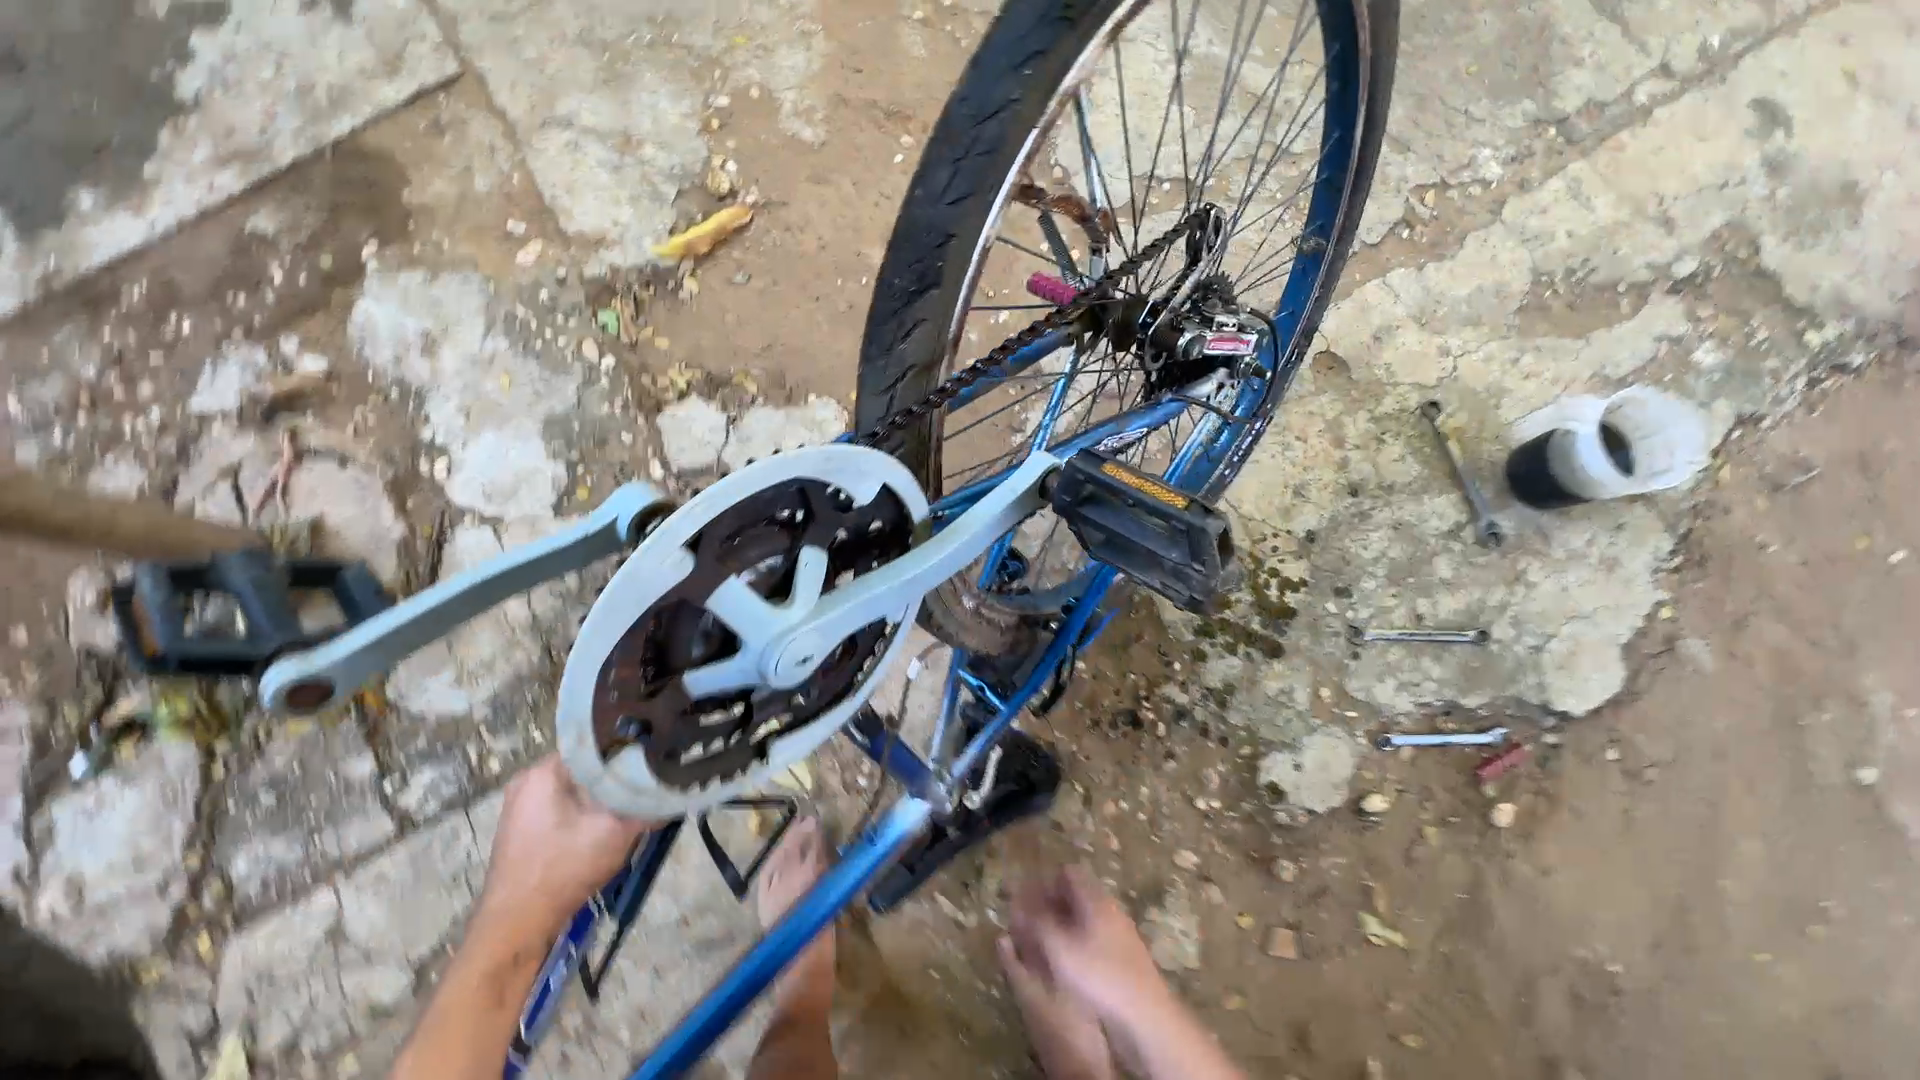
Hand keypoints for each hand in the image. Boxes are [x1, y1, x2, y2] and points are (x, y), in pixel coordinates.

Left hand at [475, 755, 656, 938]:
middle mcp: (527, 781)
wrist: (517, 923)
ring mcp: (521, 807)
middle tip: (647, 786)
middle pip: (586, 768)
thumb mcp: (616, 833)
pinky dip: (586, 814)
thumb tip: (675, 791)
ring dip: (603, 799)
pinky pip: (563, 809)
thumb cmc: (564, 868)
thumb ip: (648, 807)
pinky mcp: (523, 830)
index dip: (628, 752)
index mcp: (543, 772)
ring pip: (576, 790)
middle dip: (617, 778)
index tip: (653, 761)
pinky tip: (606, 828)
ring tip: (633, 806)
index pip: (596, 745)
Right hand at [1006, 866, 1172, 1025]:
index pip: (1067, 873)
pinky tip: (1063, 969)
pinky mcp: (1123, 957)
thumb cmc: (1099, 976)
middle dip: (1049, 909)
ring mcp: (1119, 934)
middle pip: (1074, 897)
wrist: (1146, 1015)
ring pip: (1082, 921)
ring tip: (1041, 952)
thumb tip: (1018, 902)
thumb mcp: (1059, 948)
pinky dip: (1074, 948)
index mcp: (1096, 899)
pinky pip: (1092, 941)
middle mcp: (1109, 910)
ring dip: (1059, 930)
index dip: (1045, 883)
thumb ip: (1036, 921)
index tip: (1027, 903)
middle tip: (1028, 929)